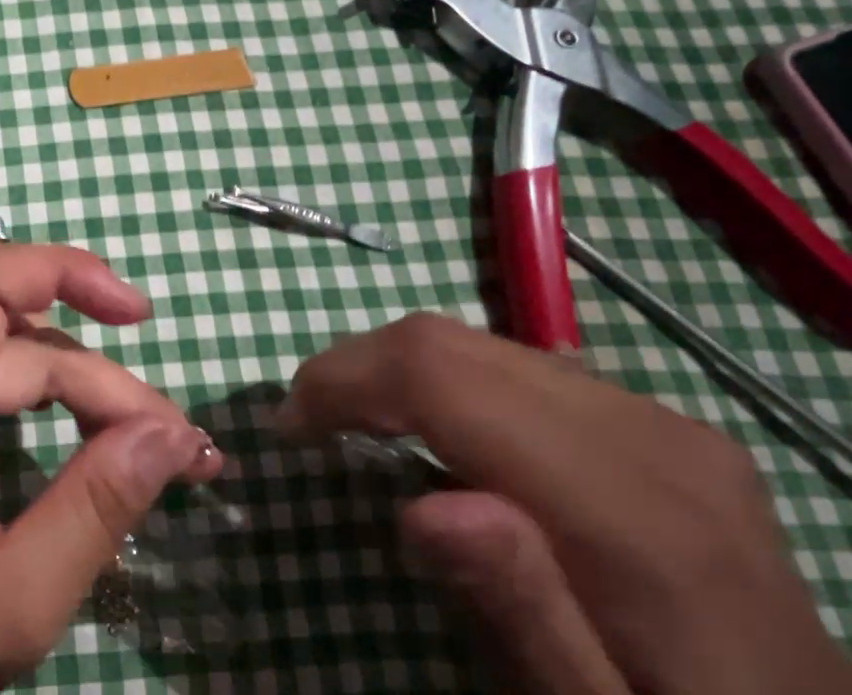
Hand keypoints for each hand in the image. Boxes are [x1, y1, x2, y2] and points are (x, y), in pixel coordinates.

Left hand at [0, 241, 222, 693]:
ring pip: (2, 365)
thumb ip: (93, 509)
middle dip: (105, 384)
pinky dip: (40, 411)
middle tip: (182, 453)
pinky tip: (87, 445)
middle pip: (17, 341)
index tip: (139, 312)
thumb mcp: (11, 599)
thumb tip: (169, 434)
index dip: (63, 268)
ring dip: (79, 396)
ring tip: (152, 450)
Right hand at [278, 313, 851, 694]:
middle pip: (454, 344)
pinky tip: (437, 436)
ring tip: (355, 426)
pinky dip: (450, 382)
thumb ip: (522, 610)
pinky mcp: (665, 427)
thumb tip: (425, 505)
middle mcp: (651, 436)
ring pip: (482, 343)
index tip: (288, 428)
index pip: (445, 378)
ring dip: (397, 372)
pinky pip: (522, 367)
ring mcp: (666, 422)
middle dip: (355, 368)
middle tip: (306, 424)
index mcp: (633, 510)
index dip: (344, 381)